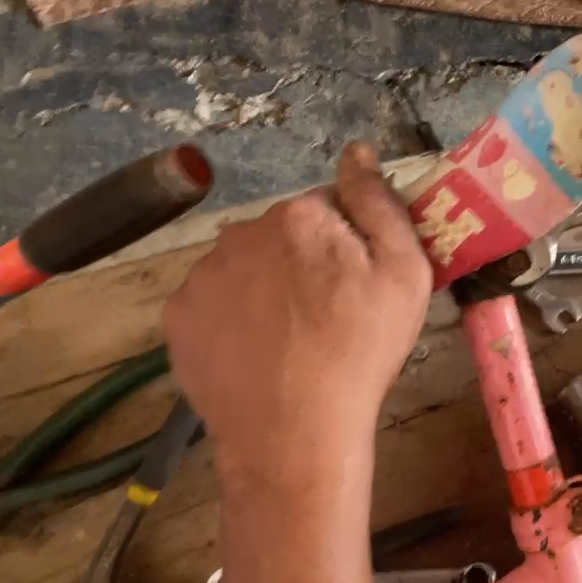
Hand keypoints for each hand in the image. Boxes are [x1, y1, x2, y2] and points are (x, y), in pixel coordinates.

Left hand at [164, 143, 431, 489]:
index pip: (329, 207)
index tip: (359, 283)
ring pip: (246, 264)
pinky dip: (235, 315)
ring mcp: (202, 275)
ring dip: (267, 285)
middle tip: (330, 314)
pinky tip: (258, 350)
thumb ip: (380, 203)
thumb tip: (358, 150)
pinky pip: (214, 300)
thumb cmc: (362, 349)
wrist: (295, 431)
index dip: (350, 243)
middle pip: (284, 233)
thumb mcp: (403, 273)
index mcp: (300, 216)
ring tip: (291, 338)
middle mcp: (241, 231)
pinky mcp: (178, 316)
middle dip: (306, 260)